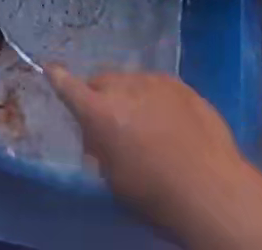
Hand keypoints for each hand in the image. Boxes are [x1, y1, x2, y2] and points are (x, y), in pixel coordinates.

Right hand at [50, 68, 261, 249]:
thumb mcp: (114, 179)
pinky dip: (154, 98)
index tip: (51, 67)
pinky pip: (156, 85)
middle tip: (110, 125)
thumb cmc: (155, 194)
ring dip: (129, 96)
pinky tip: (168, 123)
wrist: (211, 187)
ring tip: (144, 126)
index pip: (71, 88)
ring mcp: (156, 81)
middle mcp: (126, 88)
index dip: (59, 78)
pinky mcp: (180, 83)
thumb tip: (100, 135)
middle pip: (103, 81)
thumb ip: (101, 148)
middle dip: (101, 97)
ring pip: (131, 81)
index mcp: (102, 114)